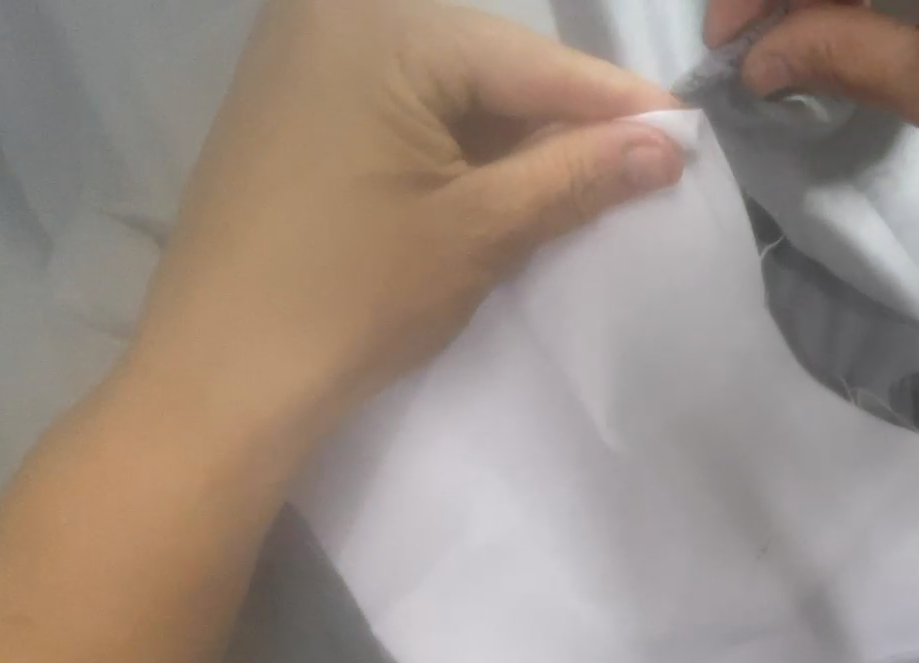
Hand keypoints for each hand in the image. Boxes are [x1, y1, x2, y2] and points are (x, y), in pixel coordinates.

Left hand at [133, 0, 683, 426]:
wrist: (230, 370)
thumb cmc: (358, 293)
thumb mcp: (481, 229)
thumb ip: (577, 177)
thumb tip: (666, 146)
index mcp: (376, 29)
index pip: (529, 61)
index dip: (615, 102)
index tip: (687, 129)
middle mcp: (334, 19)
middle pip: (491, 69)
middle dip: (570, 121)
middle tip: (645, 160)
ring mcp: (309, 65)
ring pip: (455, 96)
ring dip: (524, 142)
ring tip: (591, 180)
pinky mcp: (304, 115)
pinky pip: (414, 119)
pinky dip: (470, 154)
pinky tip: (511, 186)